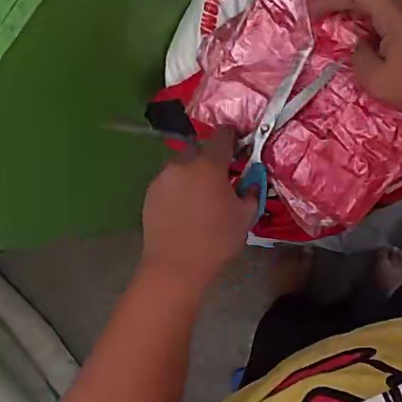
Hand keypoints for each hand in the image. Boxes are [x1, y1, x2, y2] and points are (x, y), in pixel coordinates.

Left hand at [140, 131, 257, 283]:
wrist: (176, 266)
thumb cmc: (216, 240)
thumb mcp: (245, 216)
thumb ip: (251, 191)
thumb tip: (250, 182)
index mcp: (209, 164)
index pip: (222, 135)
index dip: (233, 137)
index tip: (240, 147)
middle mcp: (182, 164)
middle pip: (199, 151)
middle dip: (212, 161)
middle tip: (223, 180)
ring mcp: (162, 178)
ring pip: (183, 167)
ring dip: (194, 175)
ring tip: (203, 199)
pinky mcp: (150, 193)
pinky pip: (170, 183)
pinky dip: (180, 189)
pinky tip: (187, 210)